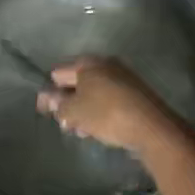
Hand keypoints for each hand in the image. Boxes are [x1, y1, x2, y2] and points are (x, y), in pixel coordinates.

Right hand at [36, 56, 191, 155]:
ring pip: (93, 92)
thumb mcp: (75, 111)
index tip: (44, 112)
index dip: (48, 92)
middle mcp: (105, 64)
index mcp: (88, 63)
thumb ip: (59, 104)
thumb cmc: (106, 114)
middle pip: (77, 82)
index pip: (58, 73)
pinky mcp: (133, 91)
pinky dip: (99, 111)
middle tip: (64, 124)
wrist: (150, 125)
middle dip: (67, 102)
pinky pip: (108, 98)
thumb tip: (48, 96)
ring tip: (81, 131)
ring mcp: (122, 76)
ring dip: (83, 110)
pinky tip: (98, 129)